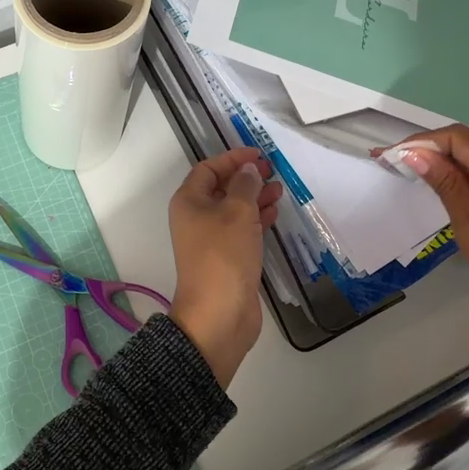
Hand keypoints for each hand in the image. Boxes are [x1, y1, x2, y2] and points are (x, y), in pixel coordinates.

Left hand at [167, 147, 279, 387]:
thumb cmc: (223, 256)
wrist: (219, 314)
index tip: (258, 155)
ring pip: (234, 209)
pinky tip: (275, 213)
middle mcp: (196, 217)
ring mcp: (211, 239)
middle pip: (221, 188)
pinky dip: (257, 219)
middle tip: (272, 172)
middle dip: (246, 178)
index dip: (232, 159)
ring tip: (279, 190)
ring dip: (255, 197)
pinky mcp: (227, 258)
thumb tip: (248, 169)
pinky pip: (242, 229)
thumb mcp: (237, 212)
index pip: (208, 169)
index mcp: (189, 202)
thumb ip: (245, 186)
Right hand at [385, 125, 468, 411]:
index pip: (460, 138)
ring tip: (412, 175)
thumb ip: (446, 186)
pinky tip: (446, 188)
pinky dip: (468, 178)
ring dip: (448, 165)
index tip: (390, 155)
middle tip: (392, 163)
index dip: (422, 141)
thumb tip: (414, 154)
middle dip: (431, 151)